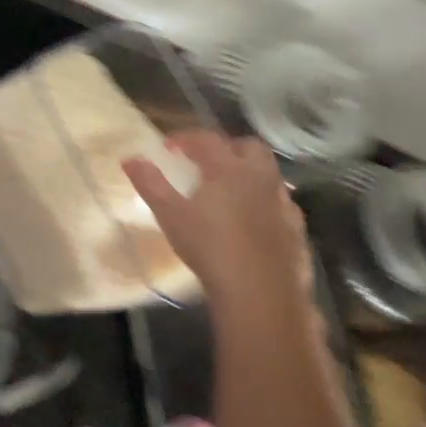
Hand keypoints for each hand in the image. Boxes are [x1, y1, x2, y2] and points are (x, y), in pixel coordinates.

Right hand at [123, 132, 310, 313]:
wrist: (260, 288)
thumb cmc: (208, 246)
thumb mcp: (169, 214)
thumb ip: (150, 183)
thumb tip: (130, 159)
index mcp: (229, 170)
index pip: (207, 140)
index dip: (185, 138)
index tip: (167, 147)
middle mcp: (261, 178)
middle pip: (249, 146)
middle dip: (225, 147)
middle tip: (203, 162)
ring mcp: (283, 201)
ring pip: (268, 172)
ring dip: (246, 171)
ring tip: (224, 190)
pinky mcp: (295, 225)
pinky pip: (279, 200)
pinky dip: (261, 198)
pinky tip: (248, 218)